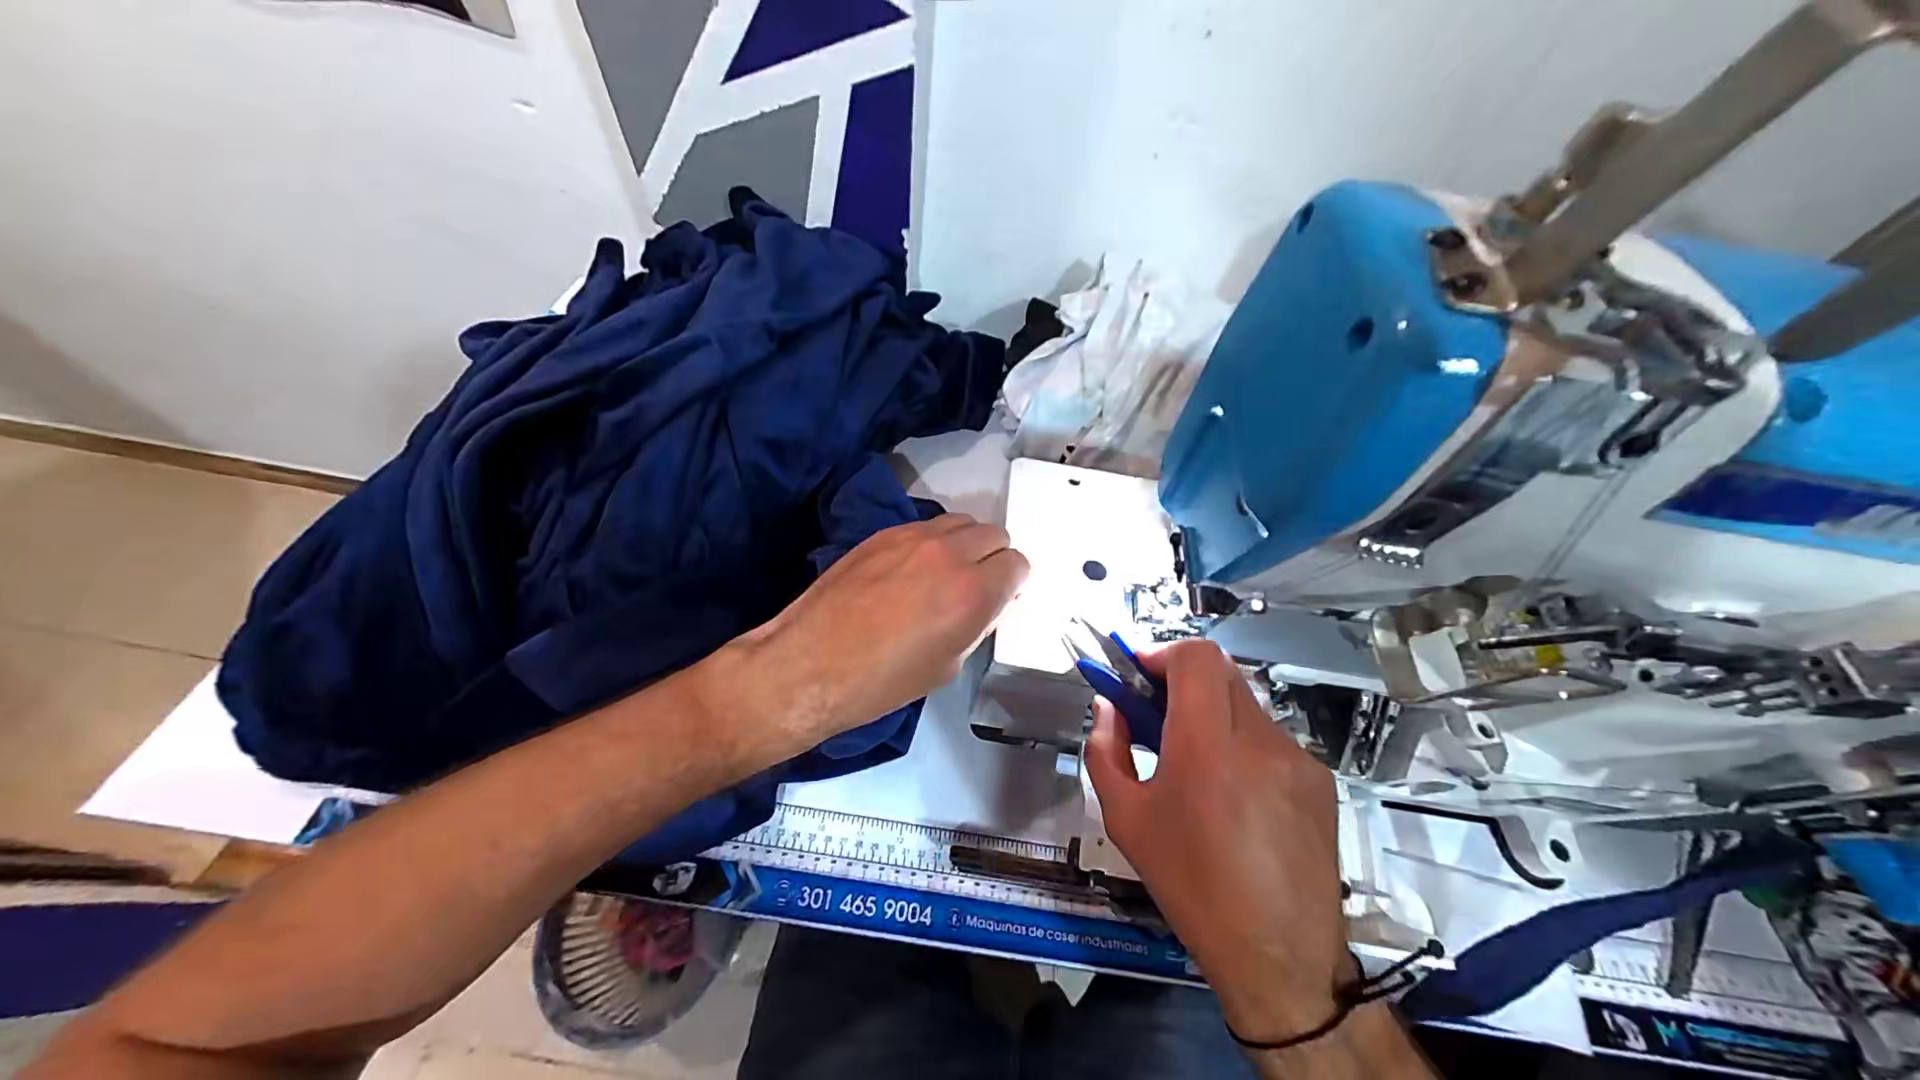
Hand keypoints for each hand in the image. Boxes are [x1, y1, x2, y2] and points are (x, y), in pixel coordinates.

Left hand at [711, 514, 1028, 750]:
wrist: (809, 665)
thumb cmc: (881, 682)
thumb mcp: (947, 665)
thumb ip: (975, 625)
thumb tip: (985, 605)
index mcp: (972, 593)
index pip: (1017, 564)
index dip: (1013, 583)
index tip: (1001, 597)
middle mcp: (948, 554)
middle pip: (994, 534)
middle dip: (994, 558)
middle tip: (978, 585)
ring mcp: (912, 538)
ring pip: (960, 522)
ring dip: (965, 543)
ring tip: (946, 572)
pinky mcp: (882, 534)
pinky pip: (925, 525)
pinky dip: (933, 541)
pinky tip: (913, 569)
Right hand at [1085, 640, 1350, 1038]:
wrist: (1279, 956)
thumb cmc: (1191, 885)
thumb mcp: (1126, 819)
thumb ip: (1106, 751)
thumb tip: (1108, 710)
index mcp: (1208, 746)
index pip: (1196, 657)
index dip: (1163, 653)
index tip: (1139, 675)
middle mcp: (1260, 740)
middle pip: (1220, 671)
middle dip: (1181, 679)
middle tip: (1155, 713)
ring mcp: (1297, 758)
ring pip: (1244, 704)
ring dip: (1211, 713)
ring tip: (1193, 764)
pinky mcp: (1319, 780)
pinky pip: (1269, 738)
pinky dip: (1241, 744)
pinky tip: (1232, 794)